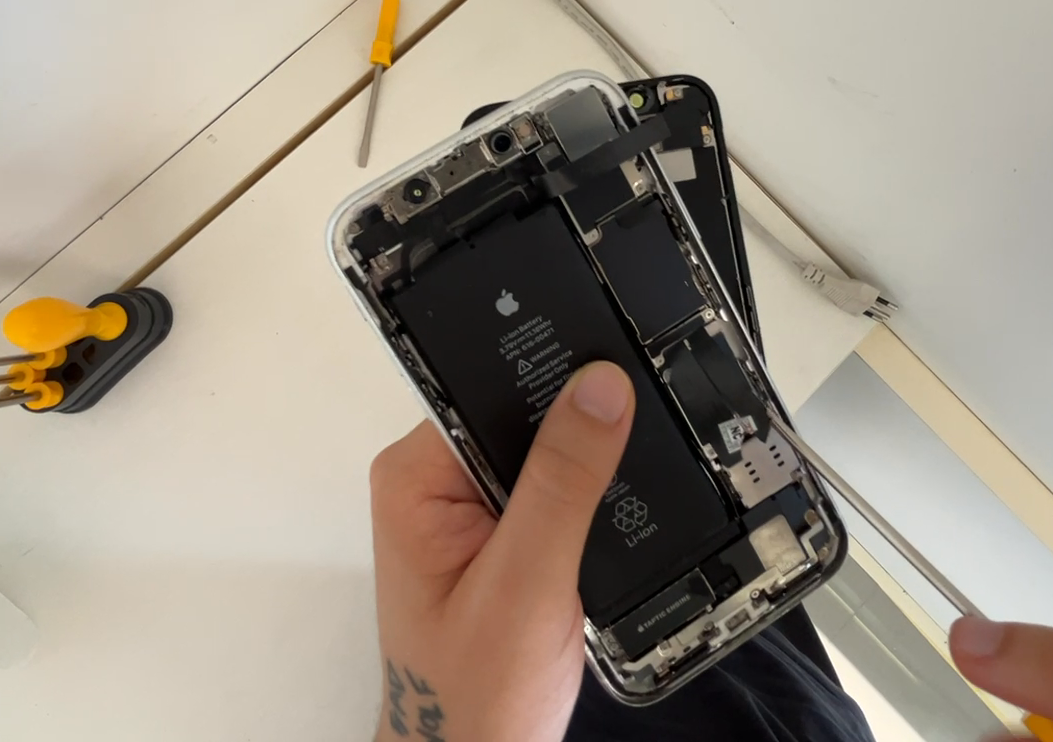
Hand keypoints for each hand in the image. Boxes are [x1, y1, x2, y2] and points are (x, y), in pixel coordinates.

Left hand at [367, 361, 635, 741]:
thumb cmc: (478, 690)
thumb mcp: (526, 580)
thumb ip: (563, 481)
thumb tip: (600, 386)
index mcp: (417, 472)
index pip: (486, 386)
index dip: (549, 371)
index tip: (612, 361)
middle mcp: (434, 474)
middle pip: (515, 410)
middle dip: (574, 417)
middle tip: (635, 417)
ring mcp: (465, 499)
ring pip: (538, 443)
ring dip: (582, 455)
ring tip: (629, 462)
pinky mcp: (497, 522)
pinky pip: (546, 478)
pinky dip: (582, 484)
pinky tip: (613, 493)